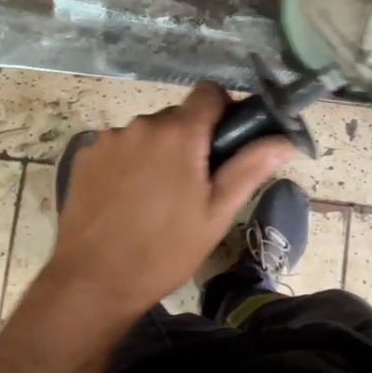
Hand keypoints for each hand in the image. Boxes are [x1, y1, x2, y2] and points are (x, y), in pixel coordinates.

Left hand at [44, 82, 296, 318]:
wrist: (94, 280)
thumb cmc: (165, 249)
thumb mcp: (216, 214)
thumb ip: (249, 168)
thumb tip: (284, 140)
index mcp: (179, 132)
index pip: (209, 92)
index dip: (223, 110)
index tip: (225, 142)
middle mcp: (142, 123)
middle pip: (177, 116)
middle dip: (190, 140)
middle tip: (193, 184)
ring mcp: (109, 138)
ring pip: (147, 133)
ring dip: (158, 151)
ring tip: (157, 198)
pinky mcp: (86, 155)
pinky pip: (119, 146)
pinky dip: (129, 163)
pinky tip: (127, 199)